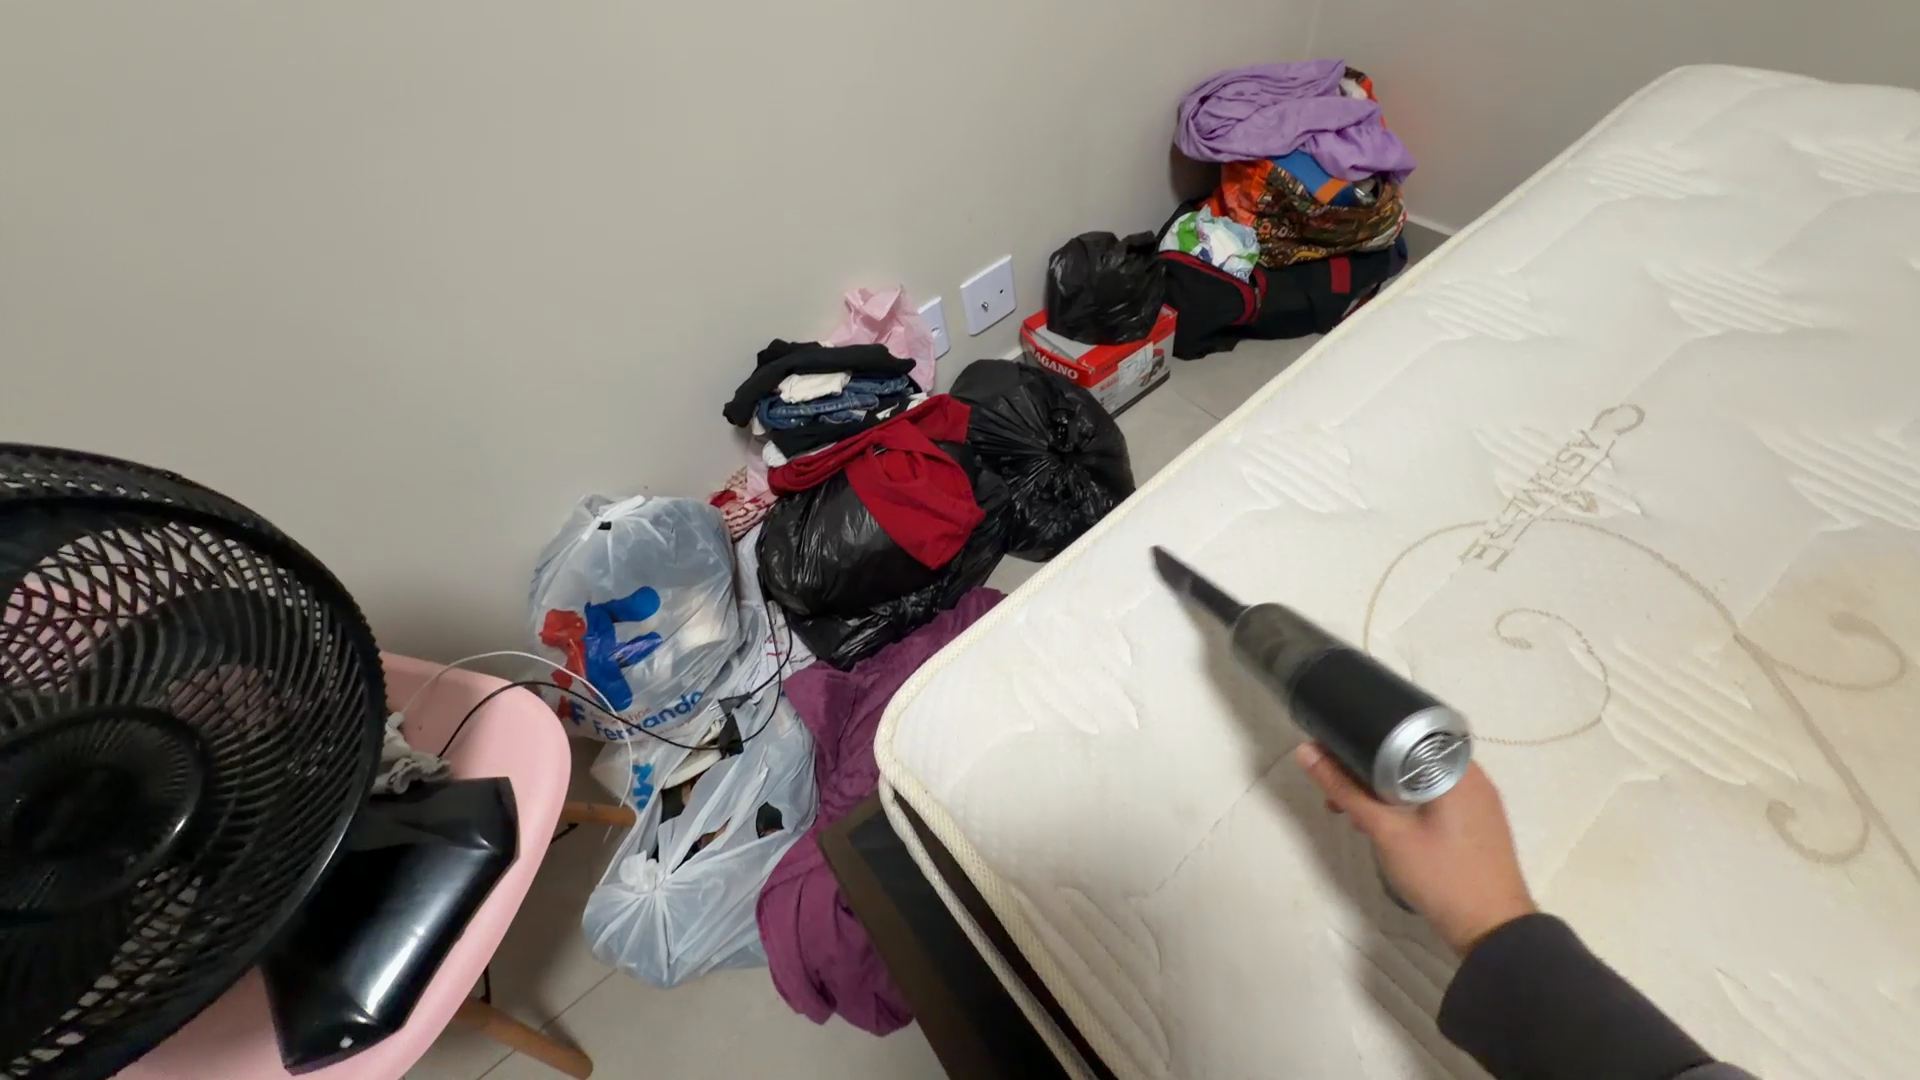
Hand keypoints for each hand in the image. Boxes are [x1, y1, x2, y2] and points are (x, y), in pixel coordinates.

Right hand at [1294, 742, 1535, 954]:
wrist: (1493, 932)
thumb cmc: (1440, 875)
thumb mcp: (1384, 830)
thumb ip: (1344, 789)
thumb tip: (1306, 752)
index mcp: (1455, 768)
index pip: (1401, 730)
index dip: (1361, 735)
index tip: (1332, 753)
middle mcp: (1471, 776)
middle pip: (1407, 755)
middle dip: (1366, 768)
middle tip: (1336, 789)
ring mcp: (1478, 800)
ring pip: (1417, 777)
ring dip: (1382, 788)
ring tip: (1353, 812)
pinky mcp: (1476, 820)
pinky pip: (1431, 795)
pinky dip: (1403, 800)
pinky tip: (1382, 821)